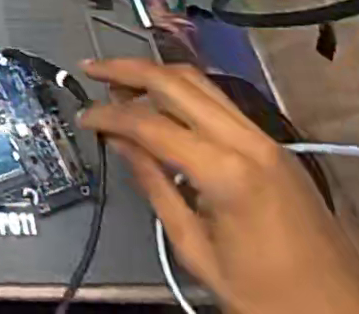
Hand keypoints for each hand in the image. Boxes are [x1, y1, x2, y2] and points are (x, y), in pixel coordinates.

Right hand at [80, 58, 358, 313]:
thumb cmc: (270, 299)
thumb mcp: (199, 253)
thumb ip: (156, 187)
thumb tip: (121, 142)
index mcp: (226, 171)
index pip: (150, 123)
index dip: (109, 115)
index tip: (83, 117)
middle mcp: (247, 140)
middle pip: (175, 80)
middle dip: (127, 69)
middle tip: (92, 69)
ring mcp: (265, 137)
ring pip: (198, 81)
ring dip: (154, 73)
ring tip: (118, 79)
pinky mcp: (274, 145)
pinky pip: (217, 100)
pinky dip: (181, 90)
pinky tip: (159, 102)